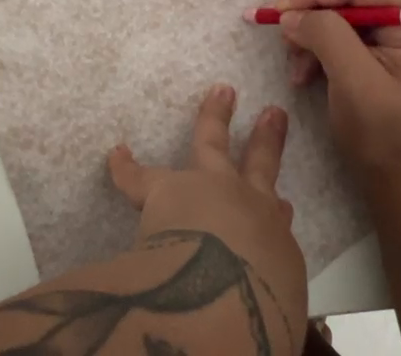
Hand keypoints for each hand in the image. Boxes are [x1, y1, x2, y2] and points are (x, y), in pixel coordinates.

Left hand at [108, 84, 305, 342]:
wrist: (224, 291)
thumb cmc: (259, 307)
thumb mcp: (275, 304)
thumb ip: (269, 289)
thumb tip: (263, 296)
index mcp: (273, 239)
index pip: (279, 224)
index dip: (280, 215)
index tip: (284, 206)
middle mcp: (247, 203)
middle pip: (261, 163)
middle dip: (266, 140)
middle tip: (271, 113)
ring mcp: (207, 186)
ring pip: (212, 141)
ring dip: (215, 117)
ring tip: (219, 94)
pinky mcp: (164, 189)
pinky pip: (138, 176)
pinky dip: (125, 167)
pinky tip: (116, 154)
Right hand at [275, 0, 400, 183]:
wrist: (394, 180)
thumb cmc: (384, 134)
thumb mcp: (355, 81)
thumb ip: (326, 36)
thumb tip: (291, 14)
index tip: (279, 9)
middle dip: (312, 16)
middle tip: (282, 35)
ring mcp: (395, 35)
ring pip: (337, 14)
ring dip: (310, 36)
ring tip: (295, 66)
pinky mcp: (376, 51)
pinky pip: (337, 34)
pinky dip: (315, 49)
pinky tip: (303, 72)